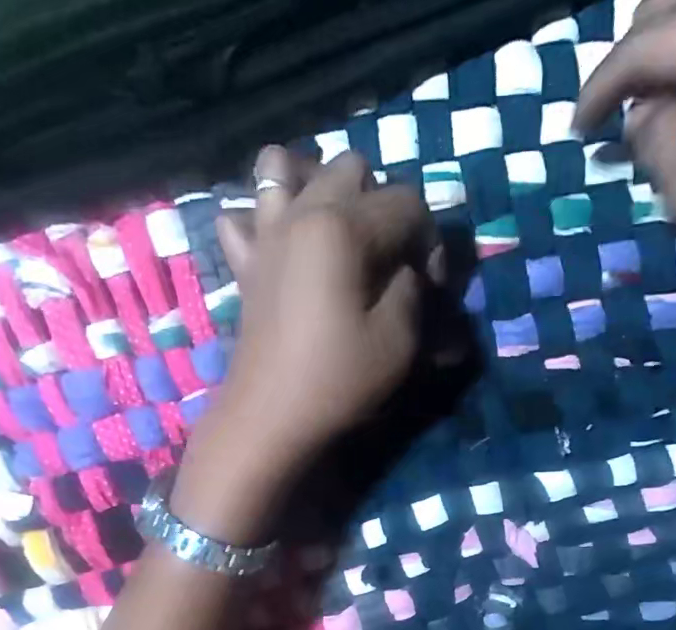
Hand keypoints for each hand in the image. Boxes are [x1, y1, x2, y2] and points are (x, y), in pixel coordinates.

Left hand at [173, 148, 441, 543]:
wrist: (270, 417)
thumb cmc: (338, 379)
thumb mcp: (399, 338)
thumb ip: (410, 286)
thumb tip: (405, 267)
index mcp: (343, 226)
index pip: (406, 201)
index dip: (431, 240)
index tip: (433, 286)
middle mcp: (301, 212)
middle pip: (351, 168)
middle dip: (381, 203)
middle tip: (389, 255)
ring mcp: (264, 233)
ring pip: (282, 166)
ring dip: (315, 183)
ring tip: (335, 227)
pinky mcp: (244, 262)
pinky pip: (242, 215)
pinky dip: (262, 218)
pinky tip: (281, 245)